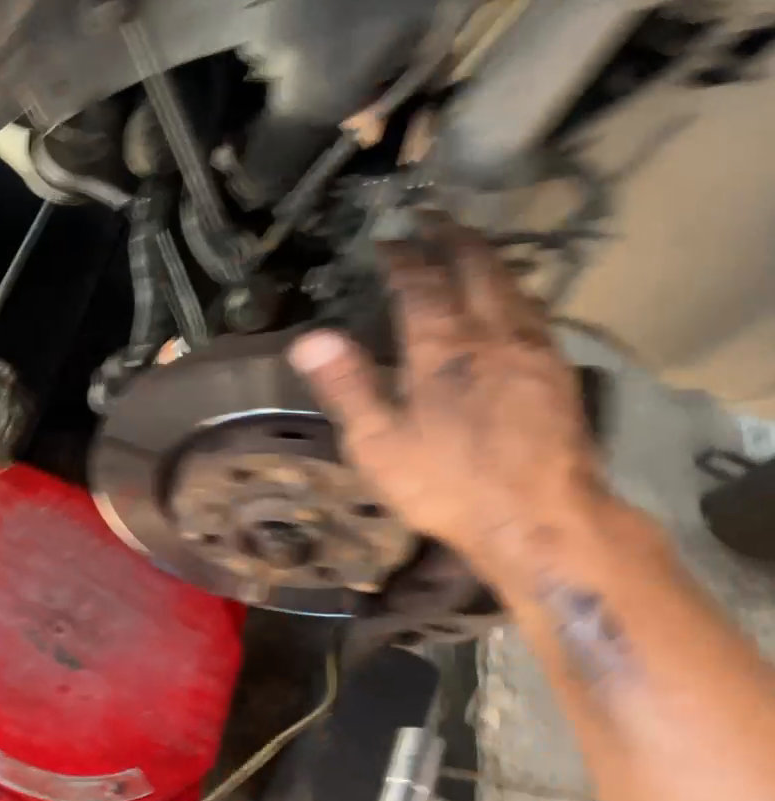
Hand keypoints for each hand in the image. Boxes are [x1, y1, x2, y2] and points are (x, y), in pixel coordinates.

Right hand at [286, 217, 607, 596]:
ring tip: (469, 247)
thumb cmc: (445, 484)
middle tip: (433, 217)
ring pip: (514, 285)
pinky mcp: (557, 371)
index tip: (387, 238)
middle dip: (454, 238)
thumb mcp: (376, 443)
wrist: (540, 516)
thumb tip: (309, 338)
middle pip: (480, 269)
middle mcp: (494, 335)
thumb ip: (347, 385)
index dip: (403, 257)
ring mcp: (534, 350)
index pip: (422, 285)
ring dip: (488, 259)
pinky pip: (534, 310)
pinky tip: (508, 301)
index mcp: (443, 350)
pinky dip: (512, 290)